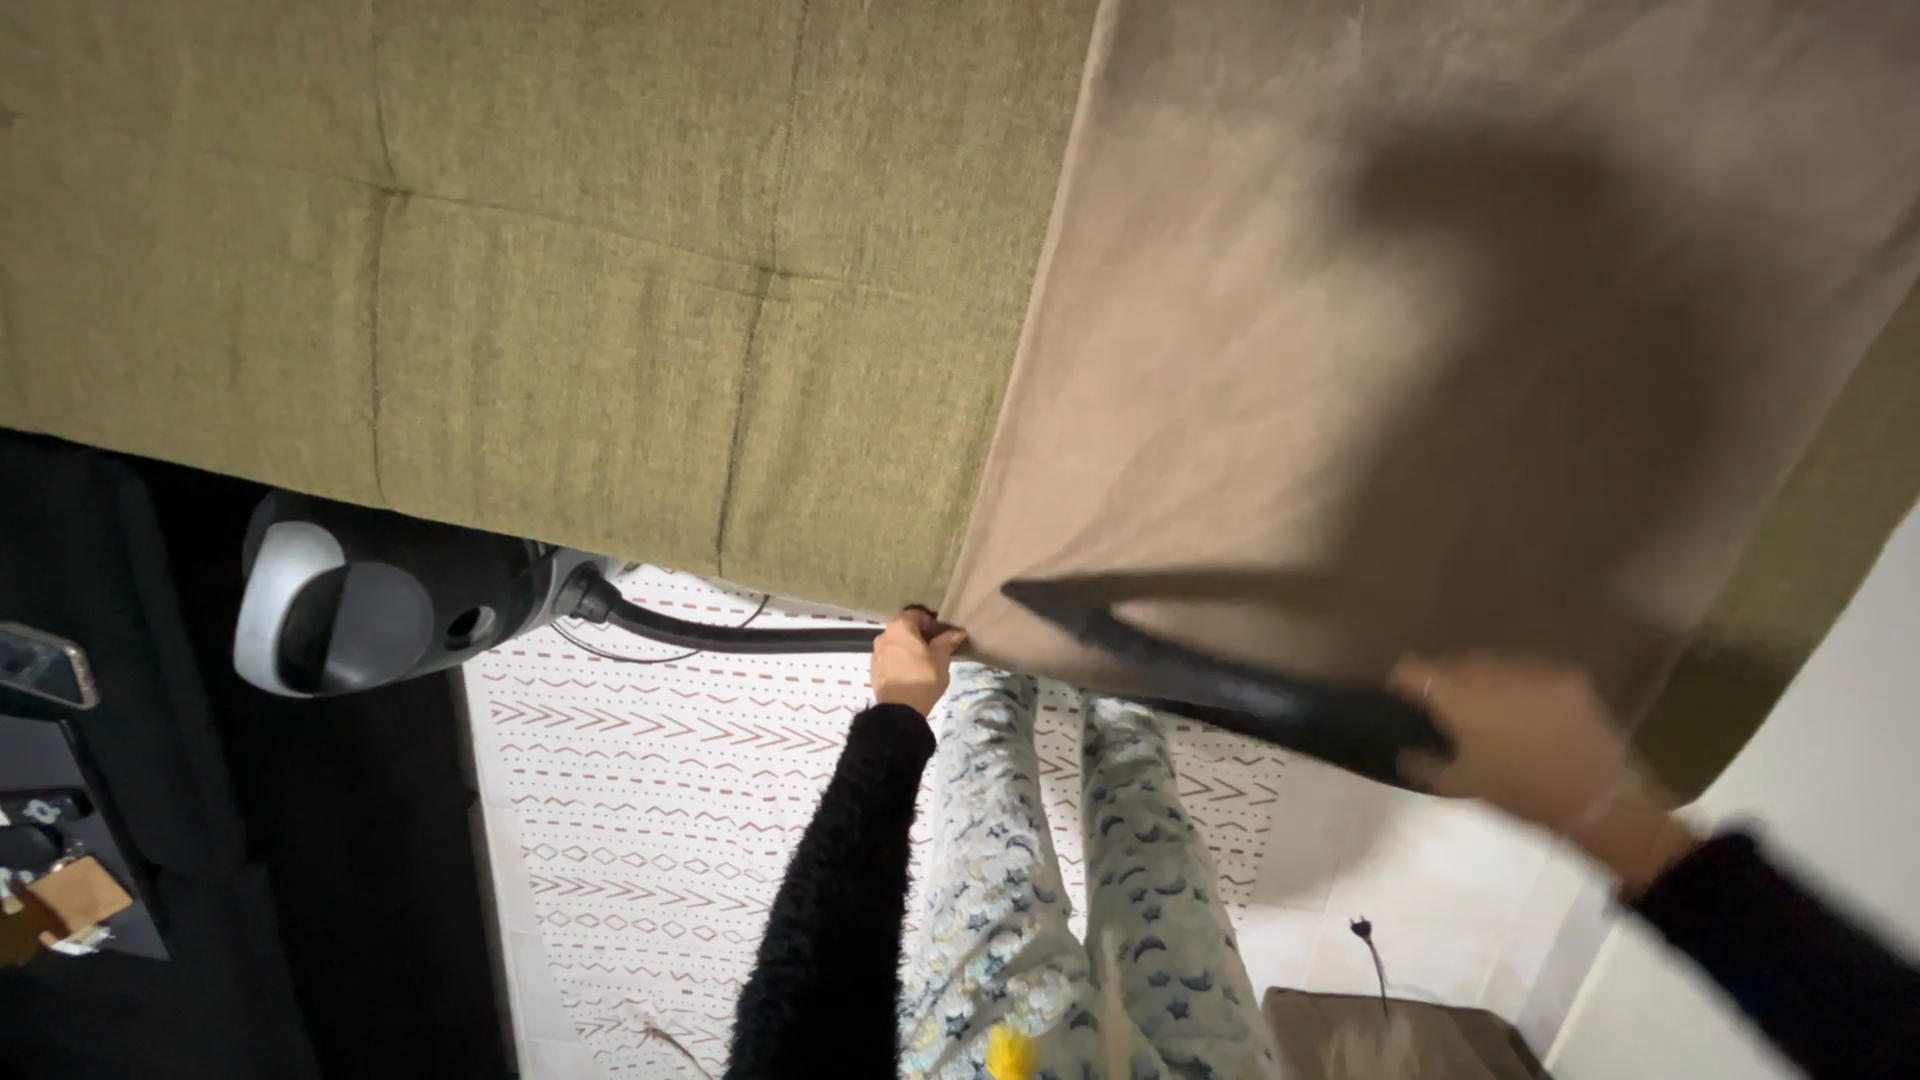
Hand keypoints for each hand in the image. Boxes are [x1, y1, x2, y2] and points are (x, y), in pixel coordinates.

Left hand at [871, 608, 966, 716]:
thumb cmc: (923, 678)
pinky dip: (899, 659)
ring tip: (922, 661)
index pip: (916, 613)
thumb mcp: (941, 659)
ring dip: (908, 647)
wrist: (900, 710)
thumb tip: (957, 632)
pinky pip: (889, 657)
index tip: (941, 633)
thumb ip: (947, 642)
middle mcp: (884, 635)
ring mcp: (876, 653)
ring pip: (895, 643)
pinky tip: (910, 672)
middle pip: (903, 627)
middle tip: (934, 647)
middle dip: (919, 634)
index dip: (930, 621)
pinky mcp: (873, 669)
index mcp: (900, 627)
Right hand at [1390, 654, 1697, 892]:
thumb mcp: (1461, 785)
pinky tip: (1526, 704)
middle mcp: (1490, 676)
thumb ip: (1422, 764)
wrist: (1602, 803)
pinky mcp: (1567, 679)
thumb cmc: (1521, 793)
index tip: (1401, 694)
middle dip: (1444, 679)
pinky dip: (1520, 683)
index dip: (1402, 679)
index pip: (1413, 669)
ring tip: (1488, 702)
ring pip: (1492, 663)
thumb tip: (1403, 751)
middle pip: (1452, 663)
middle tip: (1447, 704)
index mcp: (1458, 699)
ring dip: (1482, 678)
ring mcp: (1532, 673)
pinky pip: (1530, 671)